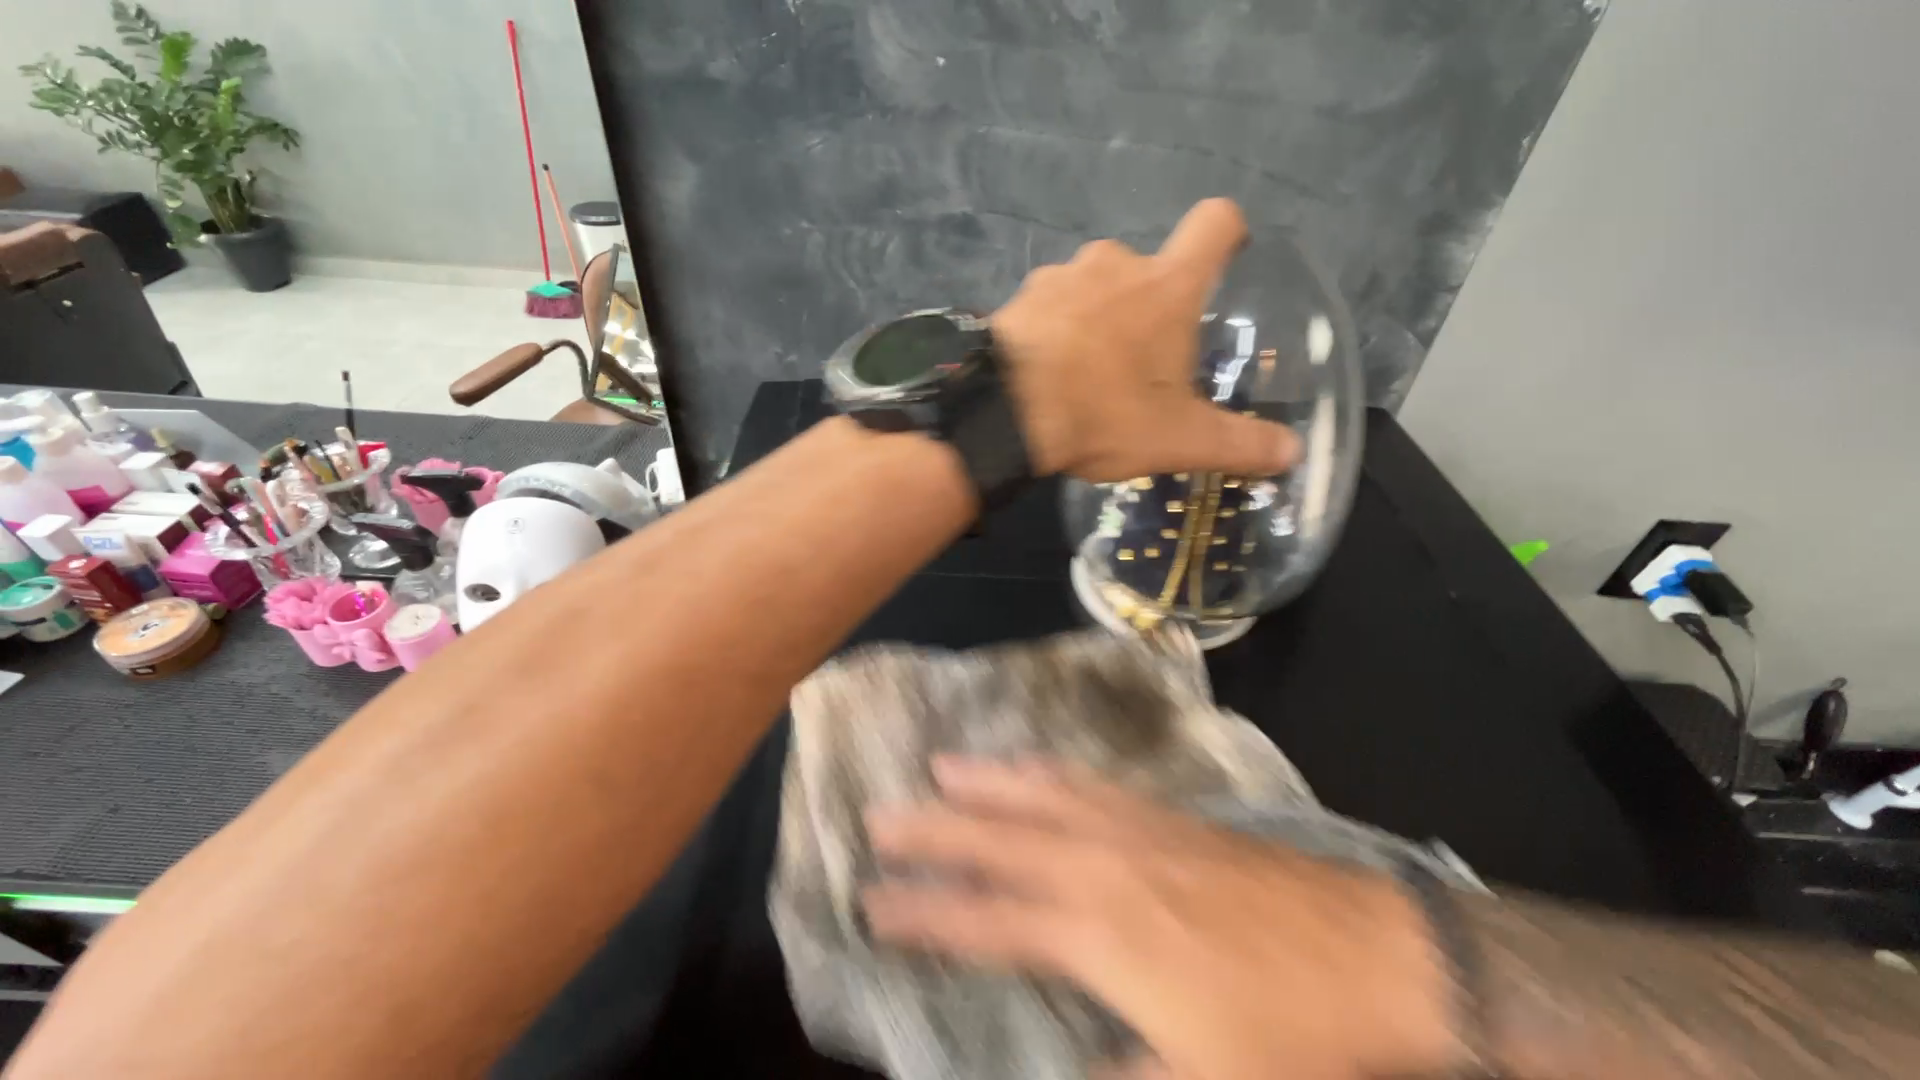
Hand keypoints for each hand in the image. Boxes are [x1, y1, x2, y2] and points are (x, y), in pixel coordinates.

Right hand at [862, 758, 1463, 1079]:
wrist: (1379, 953)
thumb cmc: (1290, 1033)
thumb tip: (1065, 1077)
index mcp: (1098, 935)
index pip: (988, 921)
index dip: (925, 913)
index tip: (871, 903)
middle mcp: (1104, 867)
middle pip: (1001, 840)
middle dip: (934, 830)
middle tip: (879, 816)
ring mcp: (1138, 831)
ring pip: (1042, 796)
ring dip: (986, 783)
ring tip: (940, 766)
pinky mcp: (1170, 816)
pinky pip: (1092, 784)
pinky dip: (1049, 772)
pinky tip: (1035, 767)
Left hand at [990, 198, 1301, 481]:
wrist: (1004, 412)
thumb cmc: (1104, 413)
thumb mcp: (1180, 439)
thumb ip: (1240, 443)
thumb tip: (1294, 452)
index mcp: (1168, 285)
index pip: (1215, 223)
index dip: (1228, 233)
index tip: (1229, 257)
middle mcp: (1117, 262)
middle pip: (1151, 269)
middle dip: (1153, 308)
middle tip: (1145, 363)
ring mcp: (1064, 274)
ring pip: (1098, 287)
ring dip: (1102, 318)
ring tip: (1092, 373)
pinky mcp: (1021, 295)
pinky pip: (1054, 304)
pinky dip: (1059, 329)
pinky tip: (1051, 372)